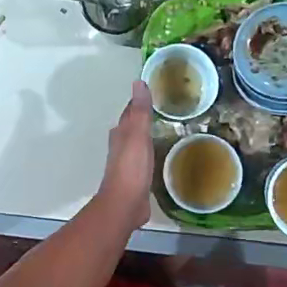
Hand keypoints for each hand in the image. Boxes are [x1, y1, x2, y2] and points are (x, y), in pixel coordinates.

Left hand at [97, 81, 154, 226]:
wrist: (125, 204)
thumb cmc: (131, 168)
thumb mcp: (138, 136)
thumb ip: (140, 111)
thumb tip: (138, 82)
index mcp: (121, 133)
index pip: (131, 111)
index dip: (140, 101)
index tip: (155, 92)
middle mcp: (121, 145)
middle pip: (132, 126)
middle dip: (144, 117)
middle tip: (164, 109)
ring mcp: (127, 162)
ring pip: (137, 142)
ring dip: (147, 135)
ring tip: (165, 129)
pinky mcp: (135, 177)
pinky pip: (144, 159)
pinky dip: (151, 152)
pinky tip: (160, 155)